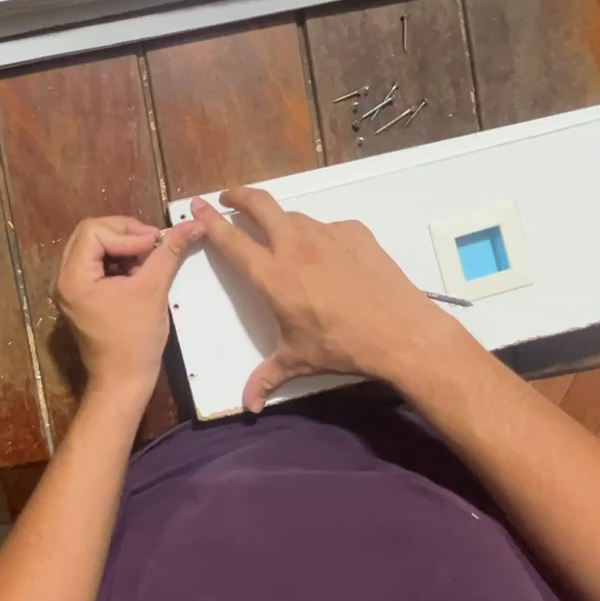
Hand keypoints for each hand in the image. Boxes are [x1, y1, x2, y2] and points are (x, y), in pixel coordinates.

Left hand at [53, 215, 205, 394]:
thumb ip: (169, 252)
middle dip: (125, 233)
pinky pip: (96, 264)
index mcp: (74, 277)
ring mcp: (71, 288)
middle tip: (154, 244)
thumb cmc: (135, 340)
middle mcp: (64, 278)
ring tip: (149, 258)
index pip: (95, 231)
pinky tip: (139, 270)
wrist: (123, 382)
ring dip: (123, 246)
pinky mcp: (82, 296)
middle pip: (91, 233)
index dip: (127, 231)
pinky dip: (119, 260)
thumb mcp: (153, 290)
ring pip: (94, 247)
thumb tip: (193, 224)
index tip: (155, 245)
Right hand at [191, 188, 483, 410]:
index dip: (211, 220)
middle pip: (259, 204)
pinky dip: (319, 236)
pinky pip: (328, 227)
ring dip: (279, 219)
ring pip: (293, 215)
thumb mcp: (298, 361)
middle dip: (239, 195)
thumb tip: (248, 405)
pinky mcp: (355, 232)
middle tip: (230, 197)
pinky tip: (328, 256)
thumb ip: (267, 377)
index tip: (199, 204)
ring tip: (280, 234)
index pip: (231, 239)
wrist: (400, 333)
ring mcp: (327, 234)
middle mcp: (294, 246)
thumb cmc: (341, 347)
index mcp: (272, 275)